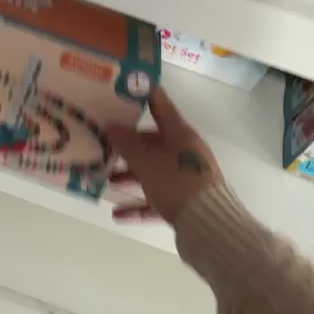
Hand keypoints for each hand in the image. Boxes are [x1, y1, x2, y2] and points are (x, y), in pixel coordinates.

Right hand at [105, 88, 223, 223]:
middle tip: (103, 145)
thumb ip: (127, 145)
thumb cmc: (177, 184)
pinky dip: (138, 205)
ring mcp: (186, 178)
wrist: (209, 225)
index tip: (126, 87)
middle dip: (127, 147)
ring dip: (130, 176)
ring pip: (153, 172)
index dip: (145, 95)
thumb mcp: (147, 163)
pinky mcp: (184, 202)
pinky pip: (157, 200)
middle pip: (153, 143)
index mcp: (180, 135)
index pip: (161, 107)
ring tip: (106, 180)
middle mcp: (185, 153)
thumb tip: (110, 126)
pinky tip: (117, 214)